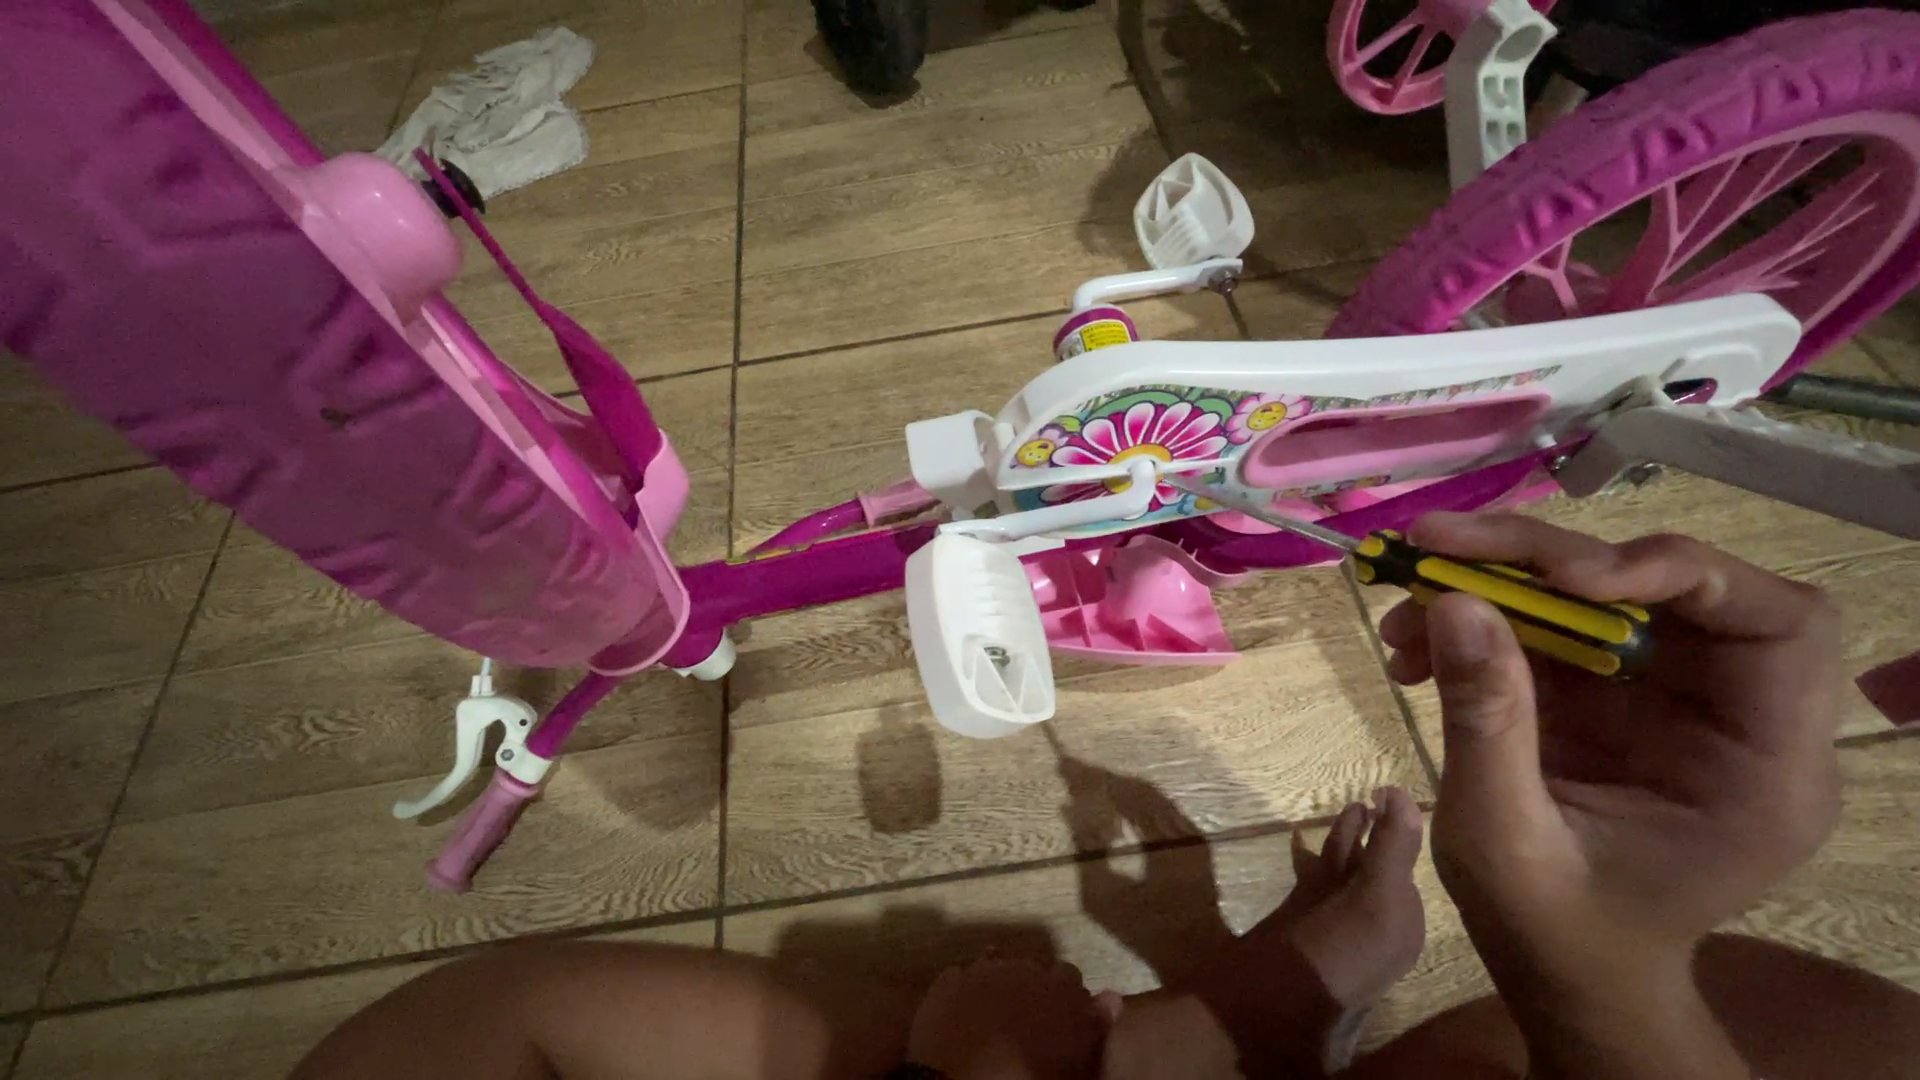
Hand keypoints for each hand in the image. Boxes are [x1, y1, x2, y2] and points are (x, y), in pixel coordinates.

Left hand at [905, 958, 1113, 1079]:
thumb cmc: (1029, 1079)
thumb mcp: (1073, 1062)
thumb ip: (1094, 1026)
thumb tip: (1113, 998)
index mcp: (1060, 989)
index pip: (1071, 977)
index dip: (1066, 998)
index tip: (1062, 1022)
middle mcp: (1024, 968)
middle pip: (1034, 969)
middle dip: (1033, 988)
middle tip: (1028, 1022)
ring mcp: (983, 969)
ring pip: (999, 968)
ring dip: (1001, 986)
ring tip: (996, 1019)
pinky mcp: (950, 979)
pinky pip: (964, 978)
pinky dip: (967, 992)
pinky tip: (965, 1017)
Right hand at [1379, 514, 1844, 1073]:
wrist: (1554, 963)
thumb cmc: (1551, 927)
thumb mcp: (1502, 833)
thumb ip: (1486, 719)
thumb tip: (1453, 601)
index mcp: (1758, 767)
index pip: (1774, 626)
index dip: (1675, 576)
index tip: (1560, 577)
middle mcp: (1719, 714)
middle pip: (1657, 588)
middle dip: (1539, 558)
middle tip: (1432, 545)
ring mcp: (1651, 698)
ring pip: (1584, 597)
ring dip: (1487, 585)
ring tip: (1400, 608)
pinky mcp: (1592, 695)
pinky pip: (1535, 628)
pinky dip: (1468, 622)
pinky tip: (1409, 648)